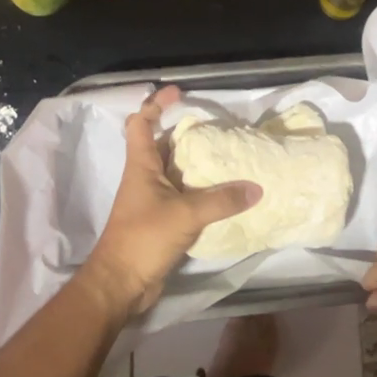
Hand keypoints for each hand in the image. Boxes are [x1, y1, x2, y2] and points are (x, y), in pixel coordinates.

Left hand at [82, 86, 260, 315]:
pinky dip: (199, 192)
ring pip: (174, 172)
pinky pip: (182, 197)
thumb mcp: (187, 214)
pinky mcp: (159, 222)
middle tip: (216, 128)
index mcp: (141, 165)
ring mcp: (150, 200)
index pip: (141, 122)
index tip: (178, 93)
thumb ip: (222, 200)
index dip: (156, 104)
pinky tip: (222, 195)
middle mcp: (144, 177)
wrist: (120, 283)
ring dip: (194, 164)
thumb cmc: (144, 237)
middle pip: (162, 145)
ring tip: (226, 157)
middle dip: (185, 133)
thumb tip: (256, 187)